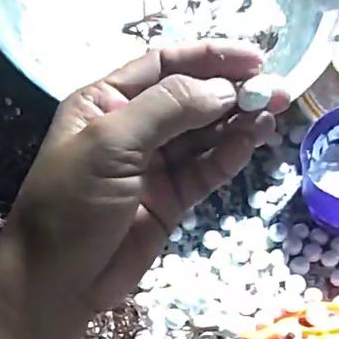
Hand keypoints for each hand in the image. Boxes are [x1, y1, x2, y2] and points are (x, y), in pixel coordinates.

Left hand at [0, 42, 282, 319]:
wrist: (58, 281)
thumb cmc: (71, 204)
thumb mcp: (110, 144)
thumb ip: (167, 108)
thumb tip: (224, 88)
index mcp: (105, 102)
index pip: (163, 65)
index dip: (209, 57)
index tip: (256, 58)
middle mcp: (131, 129)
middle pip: (191, 99)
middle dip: (233, 91)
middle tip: (279, 90)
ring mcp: (152, 167)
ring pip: (203, 136)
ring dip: (238, 123)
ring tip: (275, 113)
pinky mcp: (169, 201)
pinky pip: (205, 172)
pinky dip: (228, 157)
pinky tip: (252, 143)